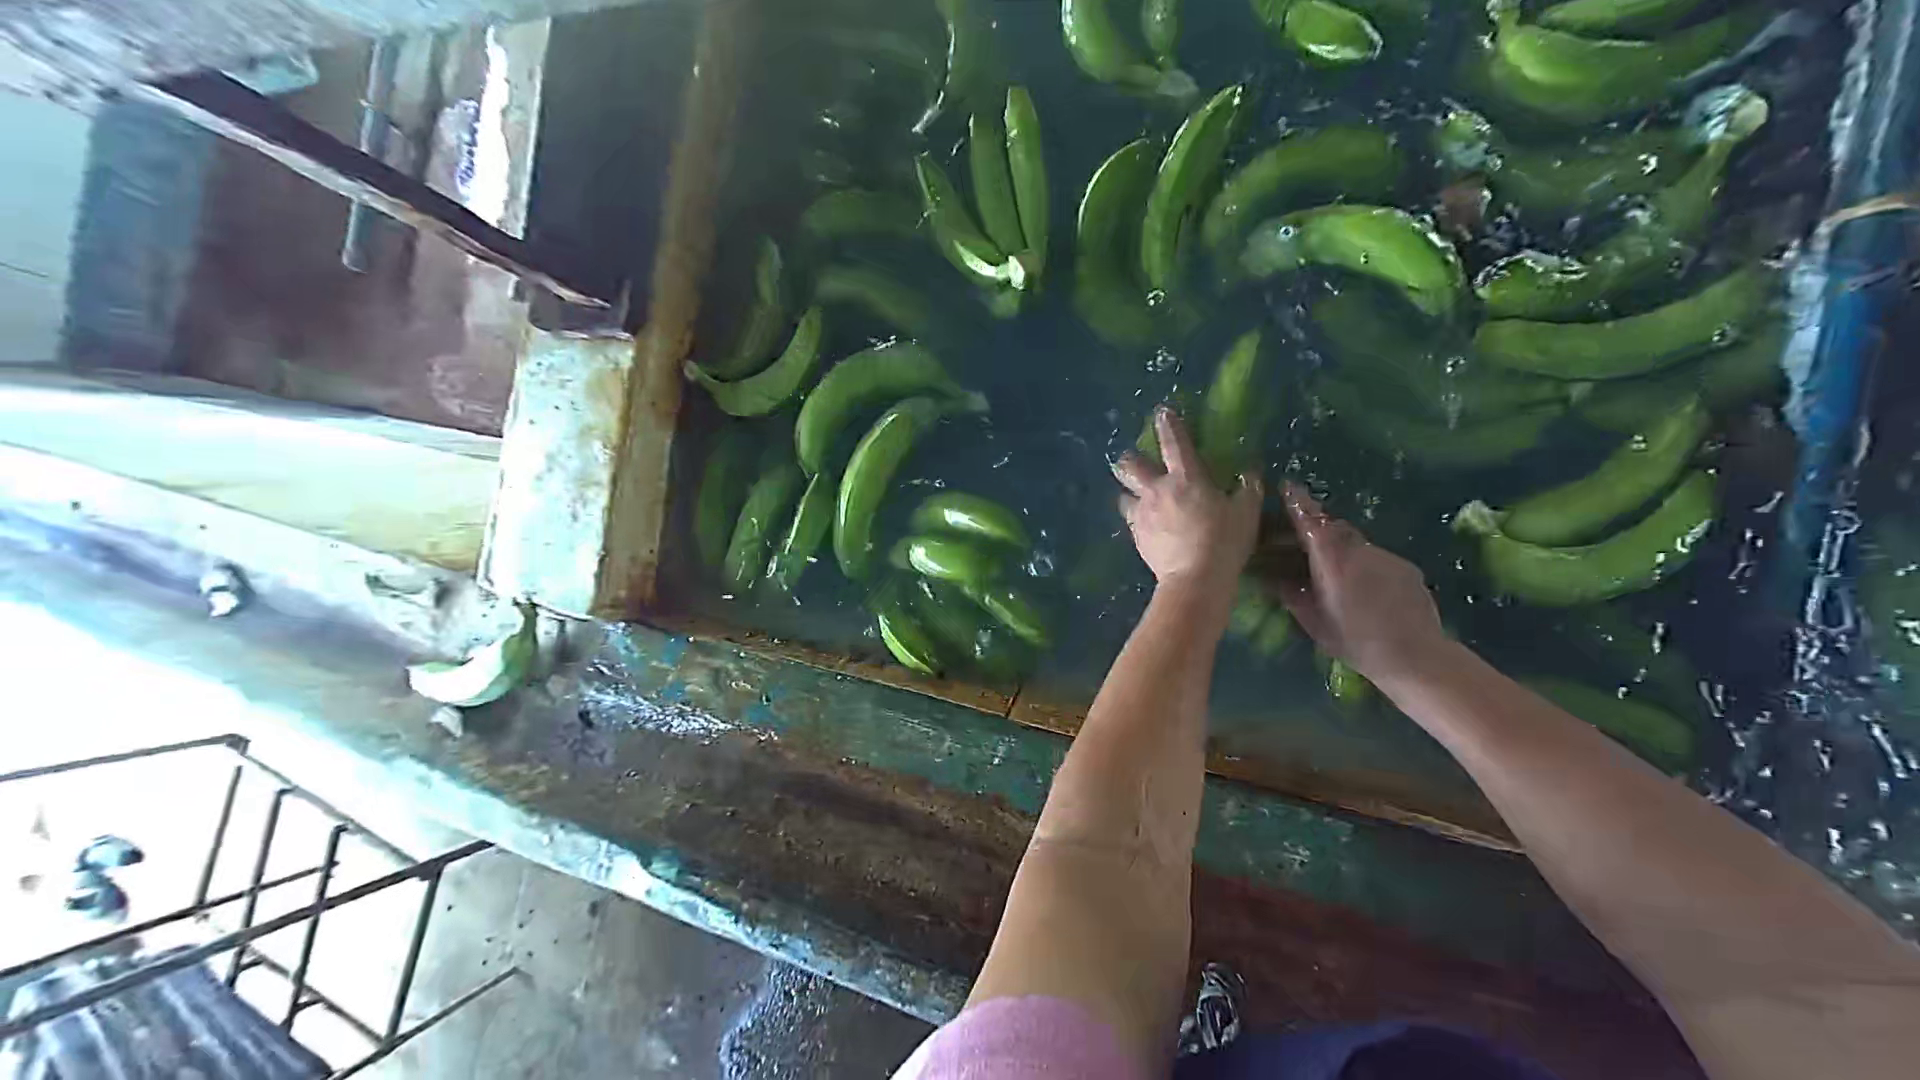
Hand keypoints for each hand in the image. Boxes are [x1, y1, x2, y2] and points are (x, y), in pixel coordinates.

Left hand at [1111, 407, 1260, 594]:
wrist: (1194, 578)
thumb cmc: (1224, 542)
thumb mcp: (1246, 512)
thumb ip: (1248, 487)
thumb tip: (1250, 470)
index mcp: (1186, 477)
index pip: (1174, 441)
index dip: (1168, 424)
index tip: (1163, 412)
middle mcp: (1157, 490)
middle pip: (1130, 465)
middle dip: (1130, 459)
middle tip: (1135, 460)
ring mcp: (1142, 513)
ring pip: (1123, 494)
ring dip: (1129, 492)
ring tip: (1137, 498)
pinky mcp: (1136, 536)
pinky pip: (1130, 520)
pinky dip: (1136, 518)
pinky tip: (1146, 525)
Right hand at [1278, 482, 1446, 680]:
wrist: (1416, 655)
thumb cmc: (1355, 640)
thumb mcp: (1313, 621)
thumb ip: (1293, 595)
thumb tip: (1276, 579)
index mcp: (1331, 560)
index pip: (1310, 521)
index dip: (1297, 502)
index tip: (1287, 485)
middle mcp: (1359, 550)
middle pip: (1334, 528)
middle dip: (1318, 529)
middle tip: (1304, 542)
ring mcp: (1386, 557)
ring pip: (1356, 545)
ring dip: (1342, 552)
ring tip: (1335, 577)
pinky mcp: (1406, 568)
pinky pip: (1376, 559)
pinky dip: (1364, 567)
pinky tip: (1364, 592)